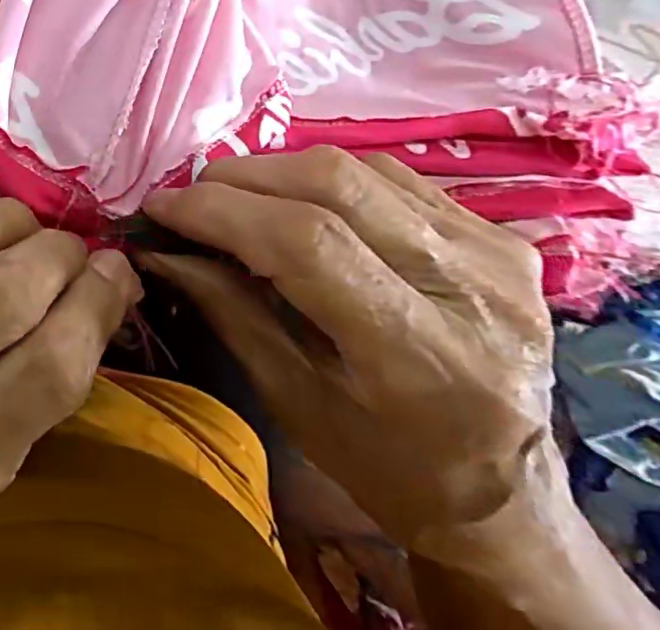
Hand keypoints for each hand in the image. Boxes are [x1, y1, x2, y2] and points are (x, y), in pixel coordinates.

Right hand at [138, 147, 553, 548]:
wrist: (502, 491)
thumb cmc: (381, 461)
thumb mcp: (288, 395)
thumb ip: (224, 306)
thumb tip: (158, 246)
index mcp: (420, 355)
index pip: (305, 242)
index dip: (219, 211)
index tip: (159, 207)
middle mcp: (473, 291)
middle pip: (332, 185)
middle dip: (238, 180)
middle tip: (188, 199)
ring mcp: (496, 255)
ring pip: (356, 168)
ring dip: (272, 172)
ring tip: (231, 200)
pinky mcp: (499, 237)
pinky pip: (386, 175)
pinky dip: (318, 178)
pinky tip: (291, 202)